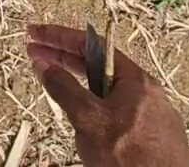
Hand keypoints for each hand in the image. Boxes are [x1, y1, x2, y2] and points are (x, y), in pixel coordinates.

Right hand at [25, 24, 188, 166]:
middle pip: (99, 66)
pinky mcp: (154, 142)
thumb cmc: (130, 160)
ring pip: (107, 91)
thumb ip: (62, 86)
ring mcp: (154, 120)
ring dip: (77, 83)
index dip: (59, 36)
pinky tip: (80, 117)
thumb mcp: (87, 118)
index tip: (34, 34)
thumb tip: (43, 64)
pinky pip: (117, 113)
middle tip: (35, 54)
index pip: (92, 45)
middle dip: (64, 58)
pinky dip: (93, 106)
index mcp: (138, 82)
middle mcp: (150, 96)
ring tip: (53, 84)